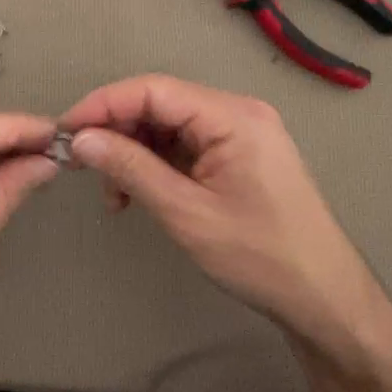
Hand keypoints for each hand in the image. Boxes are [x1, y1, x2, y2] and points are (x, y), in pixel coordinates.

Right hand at [60, 75, 375, 347]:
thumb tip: (80, 139)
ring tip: (113, 194)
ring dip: (129, 152)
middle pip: (157, 103)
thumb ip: (130, 168)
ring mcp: (238, 134)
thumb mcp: (186, 212)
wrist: (325, 301)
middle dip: (114, 131)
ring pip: (164, 125)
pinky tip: (134, 194)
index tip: (65, 133)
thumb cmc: (260, 256)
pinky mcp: (235, 156)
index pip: (152, 89)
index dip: (102, 105)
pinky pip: (180, 145)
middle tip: (80, 165)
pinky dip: (150, 164)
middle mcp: (237, 114)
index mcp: (233, 117)